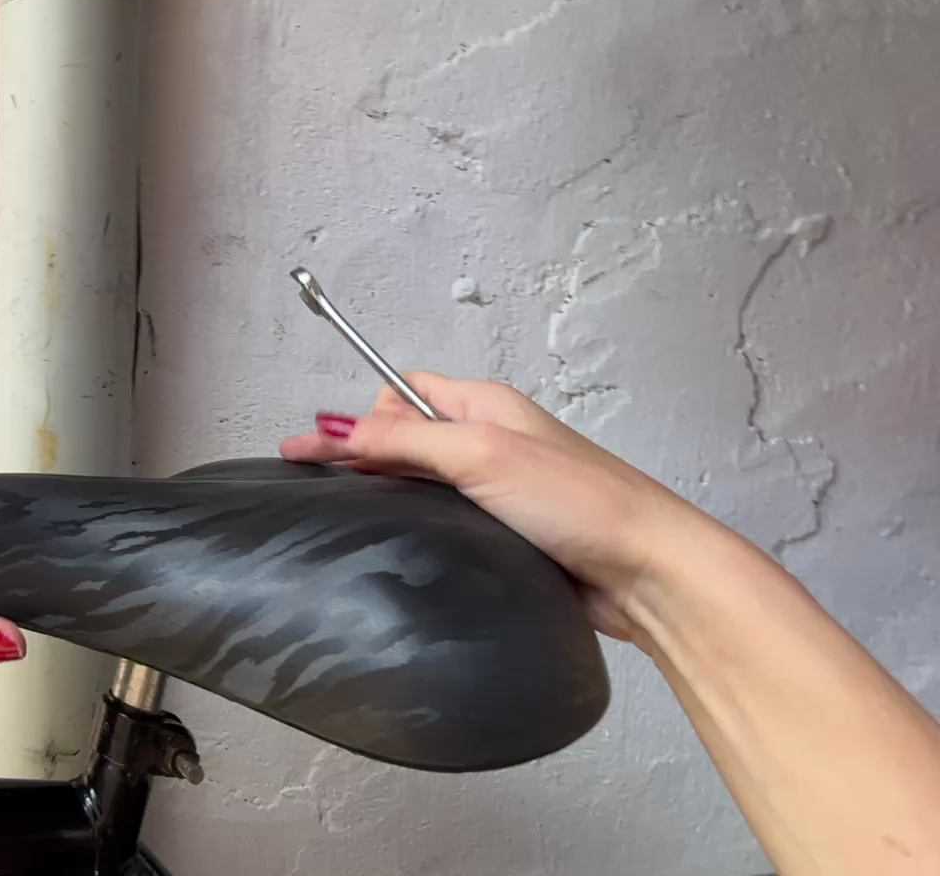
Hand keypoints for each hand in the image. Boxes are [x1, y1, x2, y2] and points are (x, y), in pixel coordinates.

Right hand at [279, 372, 722, 640]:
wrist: (654, 578)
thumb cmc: (584, 503)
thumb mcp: (478, 454)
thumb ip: (400, 438)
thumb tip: (331, 425)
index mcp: (482, 403)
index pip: (397, 393)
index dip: (360, 419)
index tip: (317, 448)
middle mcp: (486, 437)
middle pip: (400, 431)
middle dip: (361, 449)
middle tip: (319, 473)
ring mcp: (494, 483)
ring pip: (416, 473)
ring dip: (385, 481)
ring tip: (346, 501)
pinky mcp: (498, 525)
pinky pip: (437, 508)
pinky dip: (409, 513)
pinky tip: (394, 528)